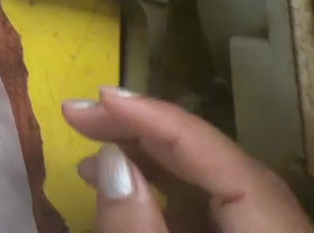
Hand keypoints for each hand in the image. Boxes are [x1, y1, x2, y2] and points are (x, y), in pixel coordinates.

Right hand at [62, 88, 313, 232]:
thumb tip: (110, 158)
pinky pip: (221, 216)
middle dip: (150, 134)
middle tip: (79, 114)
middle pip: (228, 170)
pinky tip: (125, 188)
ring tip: (90, 151)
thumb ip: (137, 230)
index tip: (100, 94)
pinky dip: (169, 194)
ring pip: (223, 191)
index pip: (234, 169)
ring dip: (152, 161)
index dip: (167, 123)